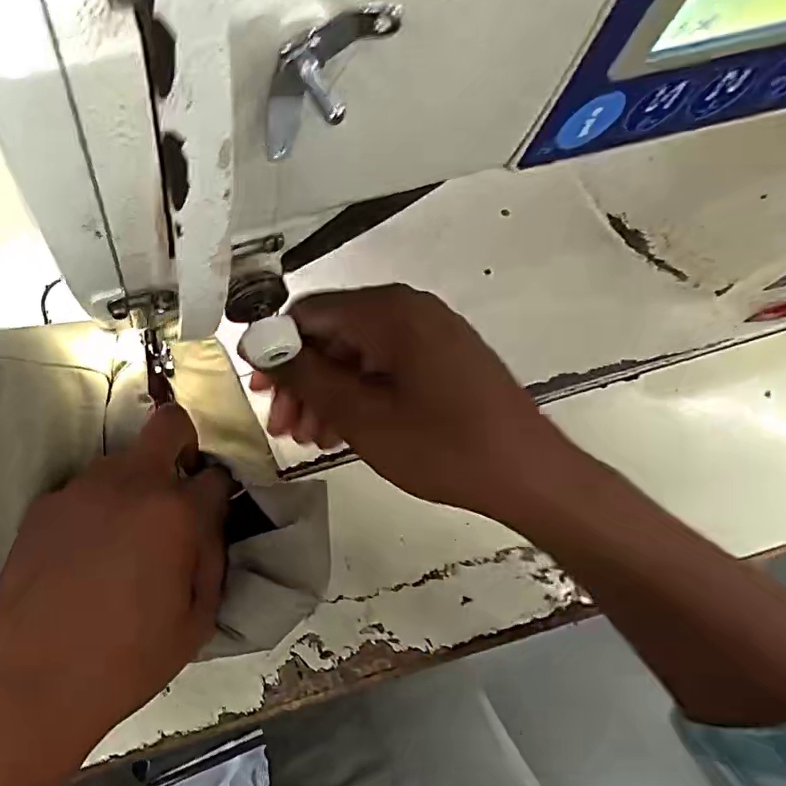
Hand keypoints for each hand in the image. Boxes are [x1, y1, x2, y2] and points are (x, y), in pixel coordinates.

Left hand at [0, 404, 235, 748]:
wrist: (30, 678)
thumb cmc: (126, 659)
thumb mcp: (196, 621)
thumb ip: (211, 561)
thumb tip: (209, 528)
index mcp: (175, 513)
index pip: (217, 476)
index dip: (222, 495)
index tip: (215, 514)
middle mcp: (128, 484)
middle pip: (169, 424)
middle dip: (185, 443)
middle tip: (179, 491)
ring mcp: (80, 489)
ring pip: (121, 461)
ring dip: (135, 486)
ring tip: (125, 539)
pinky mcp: (44, 505)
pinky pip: (84, 492)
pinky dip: (97, 509)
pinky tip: (85, 556)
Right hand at [252, 284, 575, 518]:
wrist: (527, 474)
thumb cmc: (442, 446)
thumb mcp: (360, 414)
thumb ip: (304, 375)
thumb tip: (260, 346)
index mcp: (389, 312)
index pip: (309, 313)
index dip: (275, 348)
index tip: (259, 390)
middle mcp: (410, 311)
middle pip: (332, 335)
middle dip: (301, 381)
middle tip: (283, 425)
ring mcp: (431, 335)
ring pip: (357, 356)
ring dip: (328, 394)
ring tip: (311, 439)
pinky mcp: (444, 360)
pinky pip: (385, 368)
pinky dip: (359, 396)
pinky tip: (345, 433)